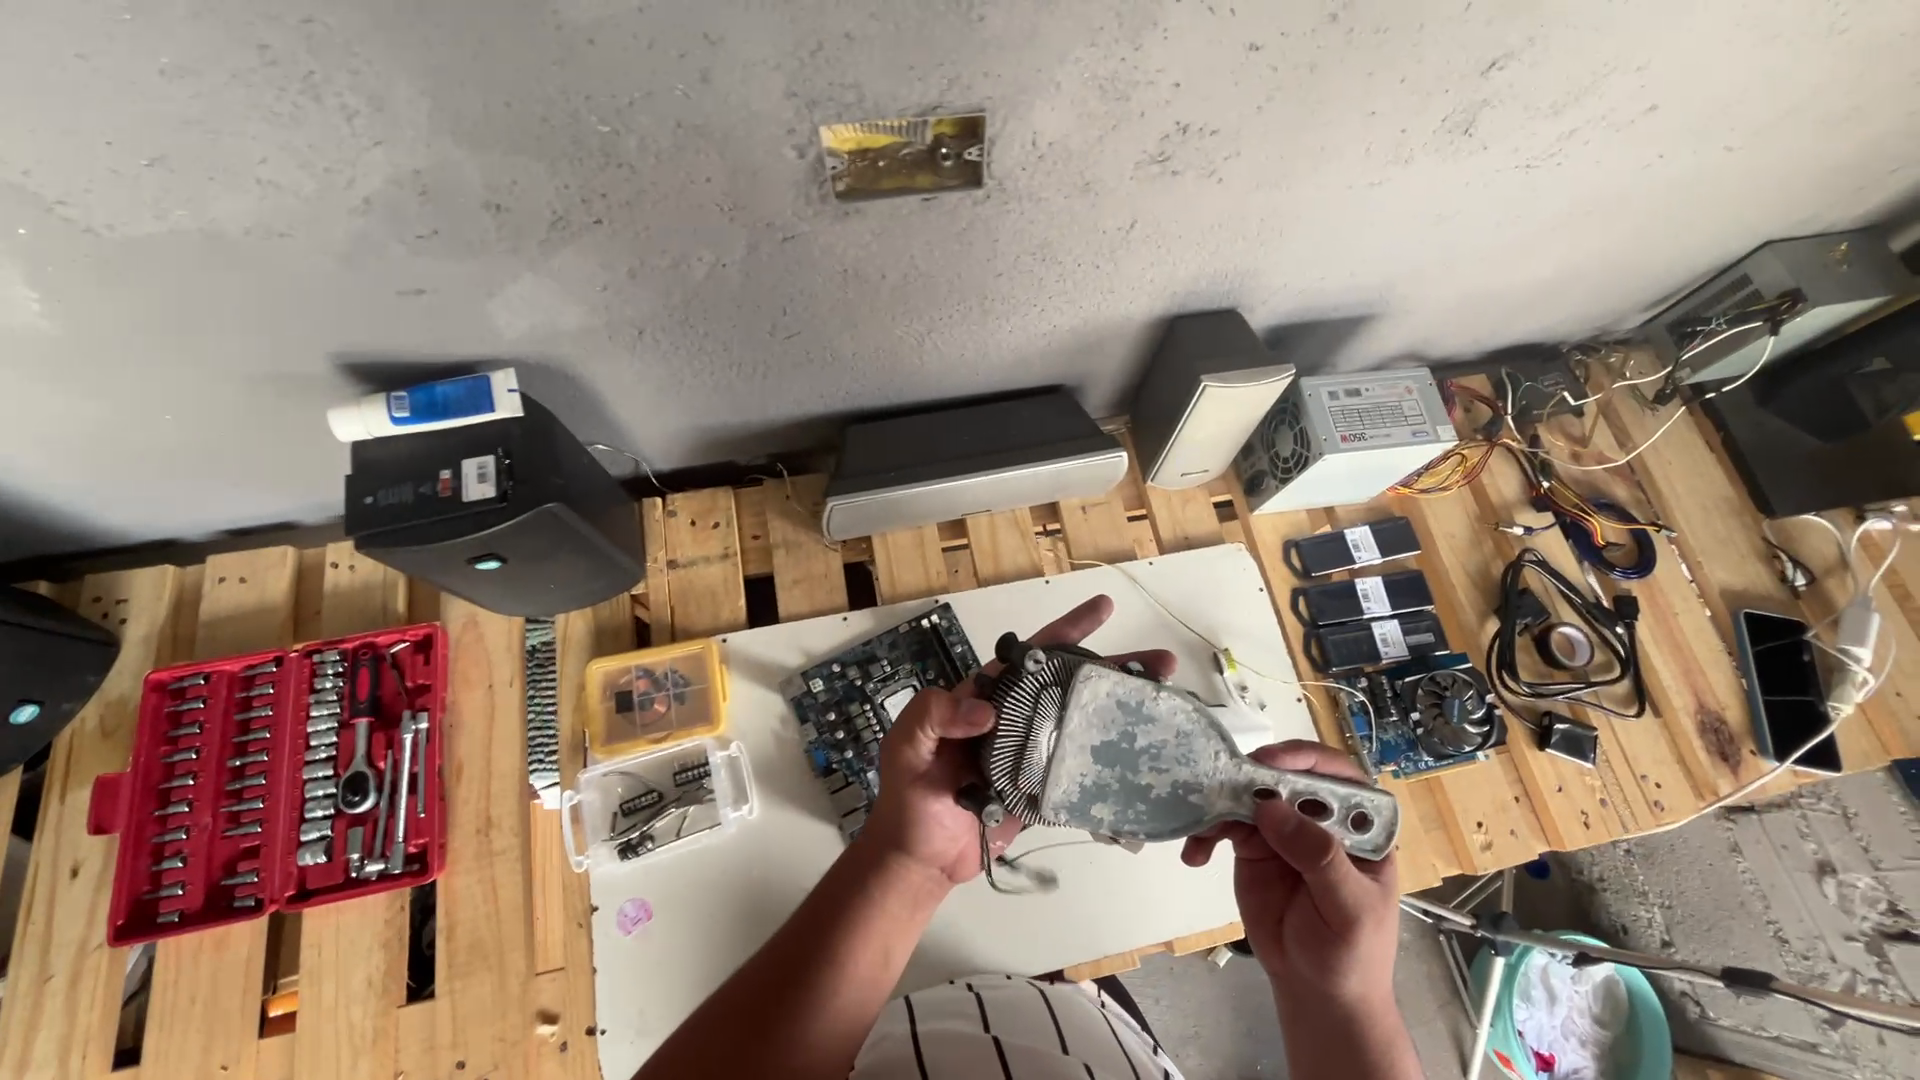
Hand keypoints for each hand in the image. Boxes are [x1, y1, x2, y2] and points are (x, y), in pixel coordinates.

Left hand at [861, 595, 1175, 887]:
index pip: (1032, 655)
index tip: (1104, 610)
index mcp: (985, 698)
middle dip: (1114, 667)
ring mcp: (1032, 753)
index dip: (1067, 631)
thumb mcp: (906, 746)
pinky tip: (1144, 751)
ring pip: (1082, 720)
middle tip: (1161, 661)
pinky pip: (1080, 766)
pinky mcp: (1042, 789)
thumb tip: (986, 709)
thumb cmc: (907, 801)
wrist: (920, 860)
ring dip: (1121, 707)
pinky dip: (1110, 757)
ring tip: (1163, 697)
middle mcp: (1015, 719)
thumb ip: (933, 716)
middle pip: (1070, 684)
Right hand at [1180, 741, 1400, 1009]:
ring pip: (1250, 796)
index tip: (1273, 762)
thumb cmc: (1351, 952)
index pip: (1338, 776)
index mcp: (1358, 826)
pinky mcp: (1252, 846)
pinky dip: (1205, 832)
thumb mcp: (1348, 908)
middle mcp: (1320, 819)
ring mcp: (1283, 830)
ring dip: (1220, 803)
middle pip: (1287, 777)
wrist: (1317, 992)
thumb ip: (1318, 857)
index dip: (1308, 759)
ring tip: (1203, 828)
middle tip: (1225, 784)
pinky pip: (1224, 824)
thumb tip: (1271, 807)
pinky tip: (1195, 854)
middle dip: (1254, 775)